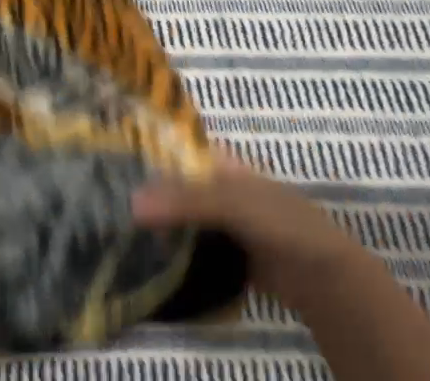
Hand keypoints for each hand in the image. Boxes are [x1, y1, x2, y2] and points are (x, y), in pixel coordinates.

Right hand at [131, 151, 375, 310]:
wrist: (325, 279)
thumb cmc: (282, 224)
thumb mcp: (232, 202)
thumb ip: (183, 200)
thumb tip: (131, 203)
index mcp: (222, 165)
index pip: (176, 151)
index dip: (146, 152)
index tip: (108, 160)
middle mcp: (219, 189)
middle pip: (174, 186)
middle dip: (146, 192)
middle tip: (104, 199)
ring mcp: (221, 222)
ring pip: (180, 217)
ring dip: (155, 223)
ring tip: (114, 225)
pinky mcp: (223, 253)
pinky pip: (189, 246)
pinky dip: (170, 248)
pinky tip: (144, 252)